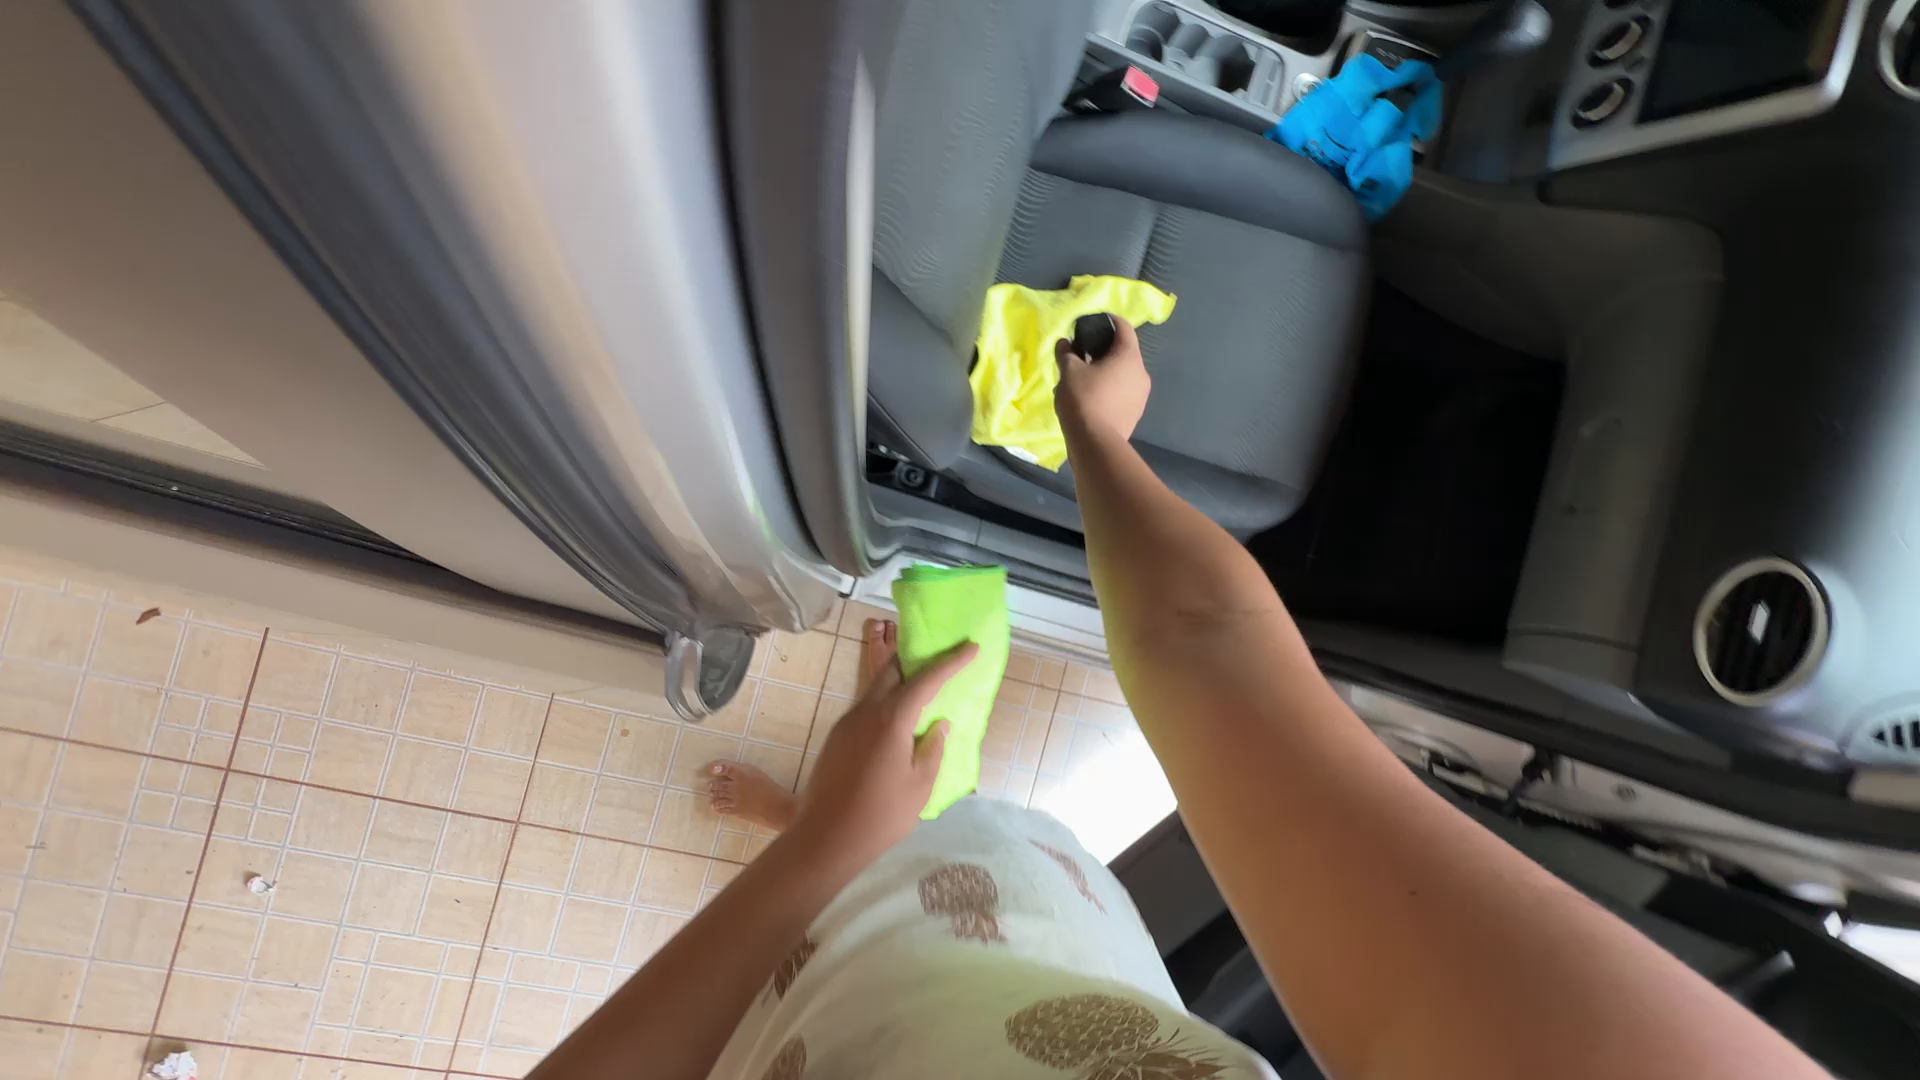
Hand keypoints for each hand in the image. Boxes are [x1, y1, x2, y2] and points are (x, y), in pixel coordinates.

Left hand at [783, 642, 978, 876]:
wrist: (824, 839)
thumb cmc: (880, 816)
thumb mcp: (920, 786)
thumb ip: (933, 749)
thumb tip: (939, 725)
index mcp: (891, 720)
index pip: (926, 679)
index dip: (951, 662)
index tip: (971, 647)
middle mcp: (866, 711)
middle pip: (893, 669)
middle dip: (918, 659)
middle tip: (942, 659)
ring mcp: (847, 722)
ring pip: (877, 687)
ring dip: (901, 682)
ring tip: (924, 691)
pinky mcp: (837, 736)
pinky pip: (867, 707)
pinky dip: (887, 703)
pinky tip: (899, 723)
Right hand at [1055, 315, 1149, 441]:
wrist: (1096, 443)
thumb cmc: (1084, 399)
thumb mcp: (1069, 372)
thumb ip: (1067, 353)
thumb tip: (1064, 343)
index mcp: (1129, 356)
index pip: (1124, 328)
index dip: (1109, 321)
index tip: (1093, 323)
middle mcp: (1141, 373)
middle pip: (1124, 352)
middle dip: (1105, 350)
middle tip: (1084, 353)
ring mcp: (1141, 395)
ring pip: (1124, 374)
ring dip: (1107, 371)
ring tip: (1085, 378)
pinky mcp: (1135, 413)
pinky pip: (1123, 393)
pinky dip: (1110, 389)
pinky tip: (1092, 397)